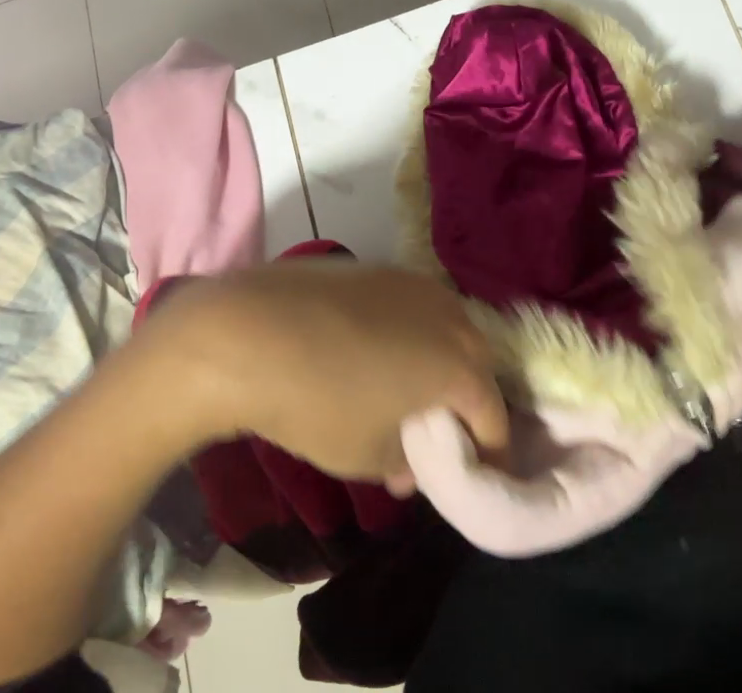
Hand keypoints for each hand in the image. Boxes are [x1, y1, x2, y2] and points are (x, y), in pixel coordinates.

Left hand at [134, 260, 509, 482]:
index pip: (493, 417)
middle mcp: (452, 317)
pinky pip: (410, 308)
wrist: (248, 333)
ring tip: (405, 388)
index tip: (477, 473)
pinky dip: (405, 333)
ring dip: (437, 360)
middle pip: (476, 365)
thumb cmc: (318, 405)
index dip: (489, 451)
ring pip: (445, 328)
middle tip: (438, 430)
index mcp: (461, 366)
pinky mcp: (378, 269)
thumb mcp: (365, 456)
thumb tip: (410, 469)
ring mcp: (414, 285)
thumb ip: (402, 464)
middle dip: (465, 401)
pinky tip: (371, 351)